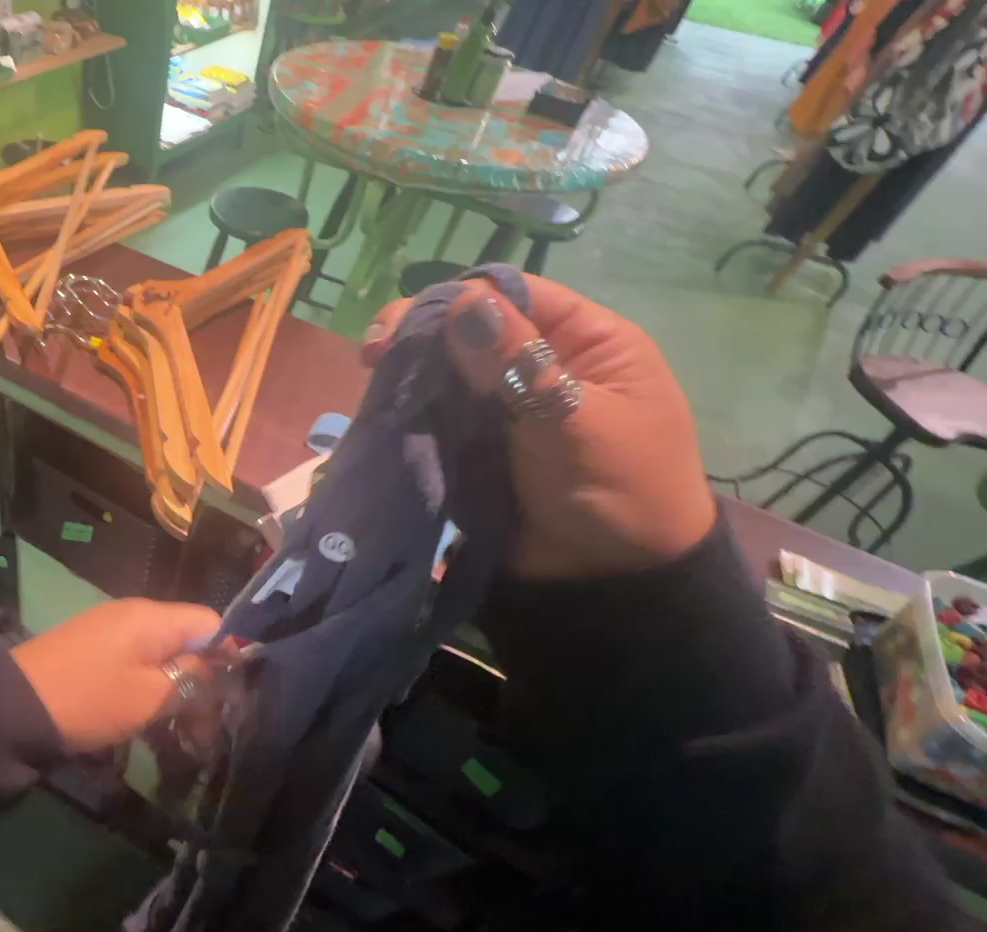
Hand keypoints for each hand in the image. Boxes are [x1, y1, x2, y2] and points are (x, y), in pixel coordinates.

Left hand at [11, 599, 222, 752]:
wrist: (14, 708)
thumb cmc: (90, 698)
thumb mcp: (150, 695)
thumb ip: (192, 678)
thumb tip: (219, 666)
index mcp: (154, 617)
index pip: (212, 624)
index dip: (230, 658)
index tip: (234, 699)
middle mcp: (135, 616)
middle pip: (187, 643)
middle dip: (203, 684)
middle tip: (207, 732)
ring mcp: (110, 632)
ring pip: (162, 658)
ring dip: (176, 695)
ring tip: (182, 738)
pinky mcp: (92, 652)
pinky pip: (135, 666)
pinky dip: (148, 692)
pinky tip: (150, 725)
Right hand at [363, 274, 715, 579]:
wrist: (604, 581)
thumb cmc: (616, 491)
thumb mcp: (575, 422)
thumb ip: (521, 366)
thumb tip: (463, 303)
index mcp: (582, 342)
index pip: (512, 295)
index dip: (456, 301)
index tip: (405, 325)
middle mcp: (535, 363)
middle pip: (467, 328)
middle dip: (418, 335)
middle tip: (374, 354)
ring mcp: (499, 406)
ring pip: (442, 370)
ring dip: (406, 372)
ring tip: (370, 379)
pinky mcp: (469, 443)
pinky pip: (432, 413)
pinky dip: (406, 409)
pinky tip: (381, 408)